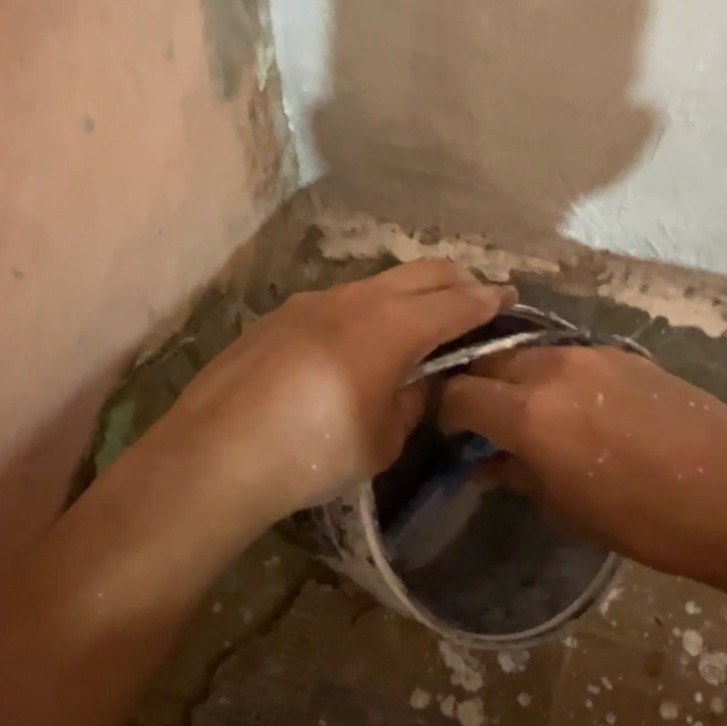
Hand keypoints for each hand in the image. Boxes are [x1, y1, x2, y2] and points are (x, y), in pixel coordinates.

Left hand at [140, 261, 513, 524]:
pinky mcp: (280, 316)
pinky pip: (340, 300)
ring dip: (408, 293)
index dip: (488, 300)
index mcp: (394, 326)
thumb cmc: (314, 452)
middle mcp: (357, 299)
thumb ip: (410, 403)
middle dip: (456, 281)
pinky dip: (368, 308)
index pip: (456, 302)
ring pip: (377, 283)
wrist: (217, 452)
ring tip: (418, 319)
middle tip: (474, 298)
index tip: (509, 298)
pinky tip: (358, 339)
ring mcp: (313, 301)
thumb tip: (416, 384)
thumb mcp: (382, 440)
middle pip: (421, 273)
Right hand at [439, 345, 726, 596]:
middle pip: (490, 361)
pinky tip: (573, 406)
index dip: (445, 412)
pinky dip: (555, 376)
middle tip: (482, 420)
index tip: (450, 432)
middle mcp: (554, 369)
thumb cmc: (646, 522)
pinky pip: (571, 357)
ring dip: (516, 378)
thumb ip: (518, 474)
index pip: (460, 393)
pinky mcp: (627, 354)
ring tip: (526, 411)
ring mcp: (594, 355)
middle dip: (477, 387)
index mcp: (530, 413)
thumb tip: (487, 463)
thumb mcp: (567, 508)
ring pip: (531, 353)